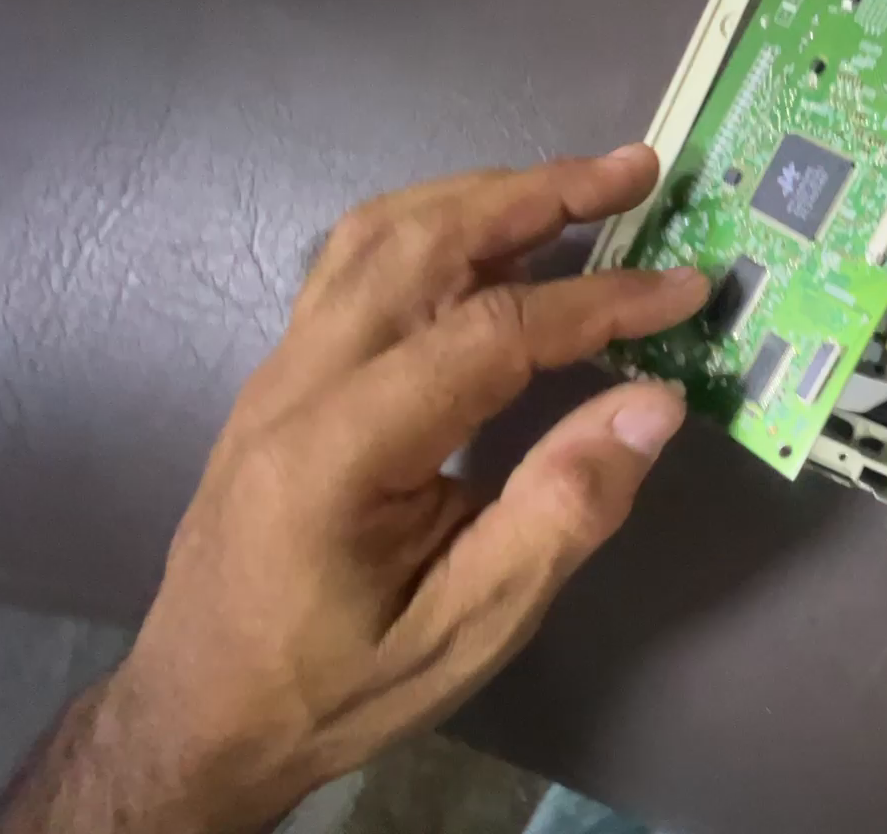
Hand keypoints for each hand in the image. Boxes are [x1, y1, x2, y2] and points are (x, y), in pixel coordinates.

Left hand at [97, 149, 707, 830]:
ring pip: (388, 230)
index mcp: (341, 449)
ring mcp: (288, 362)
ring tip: (582, 184)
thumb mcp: (475, 624)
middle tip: (634, 170)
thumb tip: (658, 403)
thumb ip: (567, 511)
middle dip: (542, 192)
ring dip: (495, 191)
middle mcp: (300, 379)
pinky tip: (503, 230)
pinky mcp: (297, 365)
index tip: (686, 289)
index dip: (602, 302)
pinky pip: (370, 256)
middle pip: (424, 240)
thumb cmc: (344, 679)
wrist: (200, 717)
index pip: (492, 333)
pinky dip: (450, 218)